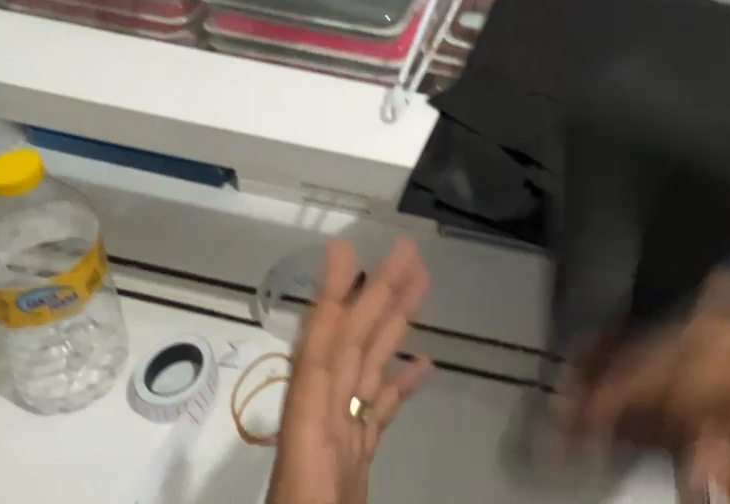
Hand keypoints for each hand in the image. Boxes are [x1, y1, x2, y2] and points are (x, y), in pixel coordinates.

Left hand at [267, 239, 435, 503]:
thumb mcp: (311, 502)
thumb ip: (335, 452)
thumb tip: (374, 398)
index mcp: (305, 447)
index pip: (319, 360)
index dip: (331, 302)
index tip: (341, 253)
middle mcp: (318, 435)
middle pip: (349, 353)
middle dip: (377, 297)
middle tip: (408, 251)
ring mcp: (336, 448)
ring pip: (366, 373)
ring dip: (392, 325)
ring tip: (422, 283)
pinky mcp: (351, 466)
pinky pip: (376, 412)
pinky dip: (399, 381)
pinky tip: (424, 360)